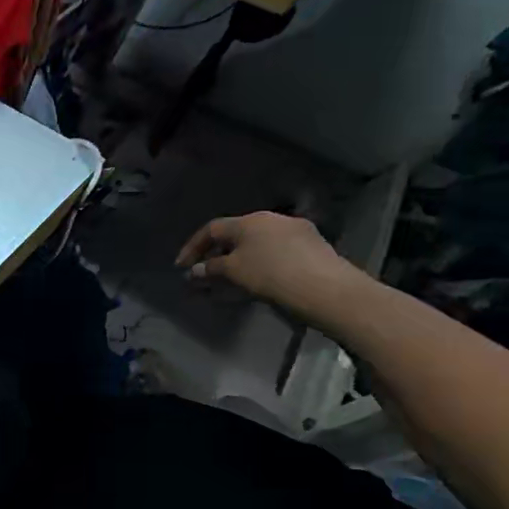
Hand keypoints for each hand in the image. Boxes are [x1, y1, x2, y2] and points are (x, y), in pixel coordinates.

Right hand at [175, 212, 372, 324]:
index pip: (211, 229)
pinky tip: (258, 277)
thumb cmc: (270, 274)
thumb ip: (209, 268)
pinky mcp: (313, 246)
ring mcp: (296, 231)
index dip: (192, 247)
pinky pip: (275, 250)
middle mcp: (272, 219)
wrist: (327, 289)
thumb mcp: (232, 272)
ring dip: (238, 259)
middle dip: (216, 254)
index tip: (181, 267)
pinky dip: (259, 261)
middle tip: (204, 273)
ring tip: (229, 278)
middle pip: (235, 234)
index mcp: (249, 221)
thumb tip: (194, 271)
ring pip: (256, 243)